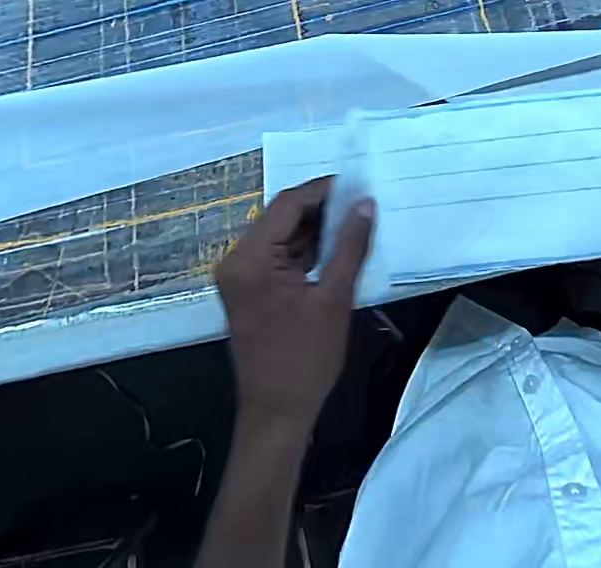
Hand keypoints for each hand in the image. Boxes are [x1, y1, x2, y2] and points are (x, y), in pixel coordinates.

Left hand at [214, 177, 374, 431]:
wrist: (277, 415)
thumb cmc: (305, 359)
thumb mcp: (334, 298)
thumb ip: (349, 245)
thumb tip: (365, 205)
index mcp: (250, 259)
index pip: (286, 205)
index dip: (321, 191)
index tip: (354, 185)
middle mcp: (236, 259)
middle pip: (279, 216)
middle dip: (318, 208)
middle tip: (357, 203)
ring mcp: (238, 274)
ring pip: (278, 233)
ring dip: (311, 228)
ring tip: (351, 221)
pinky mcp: (247, 287)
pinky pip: (275, 253)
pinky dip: (302, 248)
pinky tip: (332, 246)